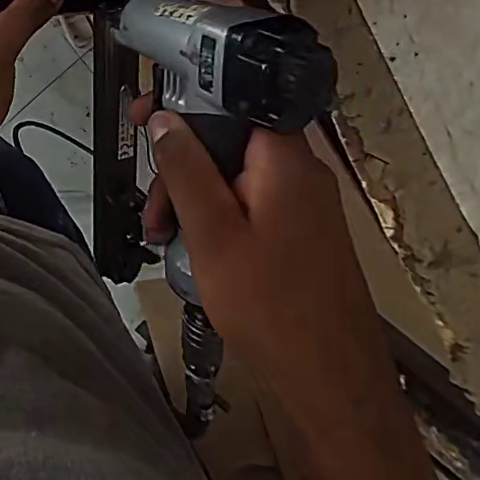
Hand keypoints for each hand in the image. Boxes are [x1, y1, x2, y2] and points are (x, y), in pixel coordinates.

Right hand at [132, 96, 395, 419]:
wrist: (332, 382)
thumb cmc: (273, 309)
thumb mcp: (212, 233)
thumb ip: (185, 169)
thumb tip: (164, 120)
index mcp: (283, 157)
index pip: (232, 97)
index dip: (185, 100)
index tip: (148, 115)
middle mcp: (298, 170)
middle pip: (227, 140)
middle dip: (181, 166)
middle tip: (155, 208)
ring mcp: (302, 201)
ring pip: (234, 175)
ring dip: (194, 197)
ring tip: (168, 238)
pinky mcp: (300, 229)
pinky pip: (249, 203)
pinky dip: (218, 217)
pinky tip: (197, 250)